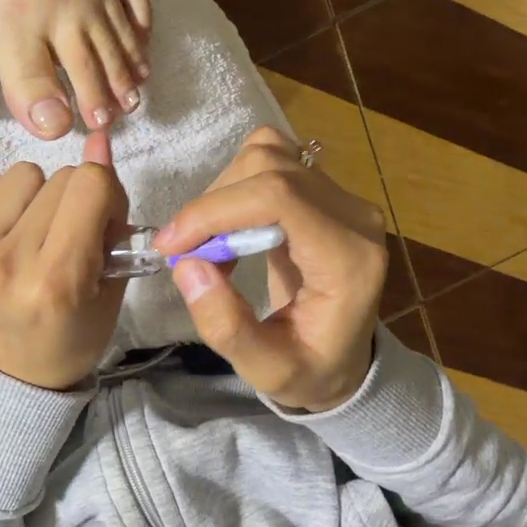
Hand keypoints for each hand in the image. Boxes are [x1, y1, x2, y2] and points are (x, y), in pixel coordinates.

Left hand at [0, 132, 130, 389]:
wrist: (12, 379)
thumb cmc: (71, 337)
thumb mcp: (109, 286)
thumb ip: (109, 215)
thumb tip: (98, 139)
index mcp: (57, 280)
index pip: (91, 184)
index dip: (107, 195)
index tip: (103, 222)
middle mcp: (8, 263)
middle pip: (58, 178)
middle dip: (75, 200)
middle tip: (69, 235)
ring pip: (19, 174)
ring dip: (34, 195)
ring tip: (32, 231)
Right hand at [155, 127, 387, 411]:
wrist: (345, 361)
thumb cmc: (309, 371)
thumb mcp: (266, 370)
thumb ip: (227, 326)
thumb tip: (187, 266)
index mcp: (349, 260)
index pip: (280, 197)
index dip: (216, 210)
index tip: (172, 246)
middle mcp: (354, 217)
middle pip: (271, 167)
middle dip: (212, 205)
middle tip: (183, 253)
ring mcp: (343, 199)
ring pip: (269, 155)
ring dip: (222, 193)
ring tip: (209, 244)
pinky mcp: (325, 192)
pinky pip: (273, 161)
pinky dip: (237, 185)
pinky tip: (229, 228)